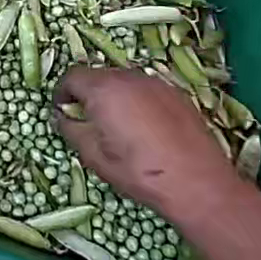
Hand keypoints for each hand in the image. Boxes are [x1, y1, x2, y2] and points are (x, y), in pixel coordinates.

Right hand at [54, 66, 234, 214]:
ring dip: (113, 97)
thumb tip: (63, 117)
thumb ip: (71, 129)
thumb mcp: (93, 156)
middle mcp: (128, 77)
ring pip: (123, 81)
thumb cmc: (138, 171)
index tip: (63, 111)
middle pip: (98, 76)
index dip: (62, 93)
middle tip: (88, 122)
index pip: (71, 76)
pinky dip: (137, 102)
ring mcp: (155, 83)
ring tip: (118, 127)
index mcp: (103, 89)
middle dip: (87, 94)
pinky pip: (145, 90)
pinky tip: (145, 129)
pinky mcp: (176, 94)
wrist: (198, 183)